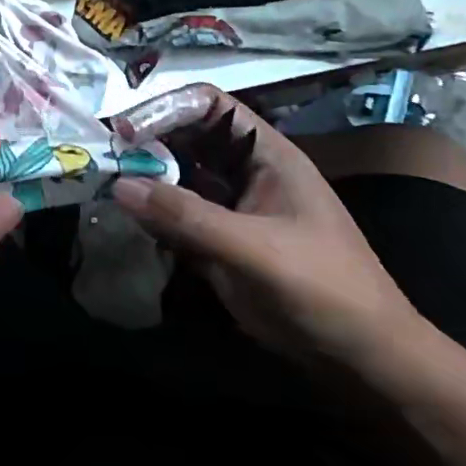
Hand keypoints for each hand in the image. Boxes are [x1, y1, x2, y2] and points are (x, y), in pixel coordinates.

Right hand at [111, 84, 423, 365]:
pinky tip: (122, 220)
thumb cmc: (326, 289)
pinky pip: (175, 217)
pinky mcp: (218, 242)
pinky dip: (150, 215)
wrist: (363, 358)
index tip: (126, 133)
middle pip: (186, 139)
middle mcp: (243, 172)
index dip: (167, 109)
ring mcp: (229, 208)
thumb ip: (189, 217)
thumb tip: (120, 185)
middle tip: (102, 160)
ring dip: (143, 180)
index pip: (209, 106)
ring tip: (101, 186)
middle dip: (146, 144)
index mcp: (266, 154)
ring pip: (176, 178)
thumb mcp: (258, 250)